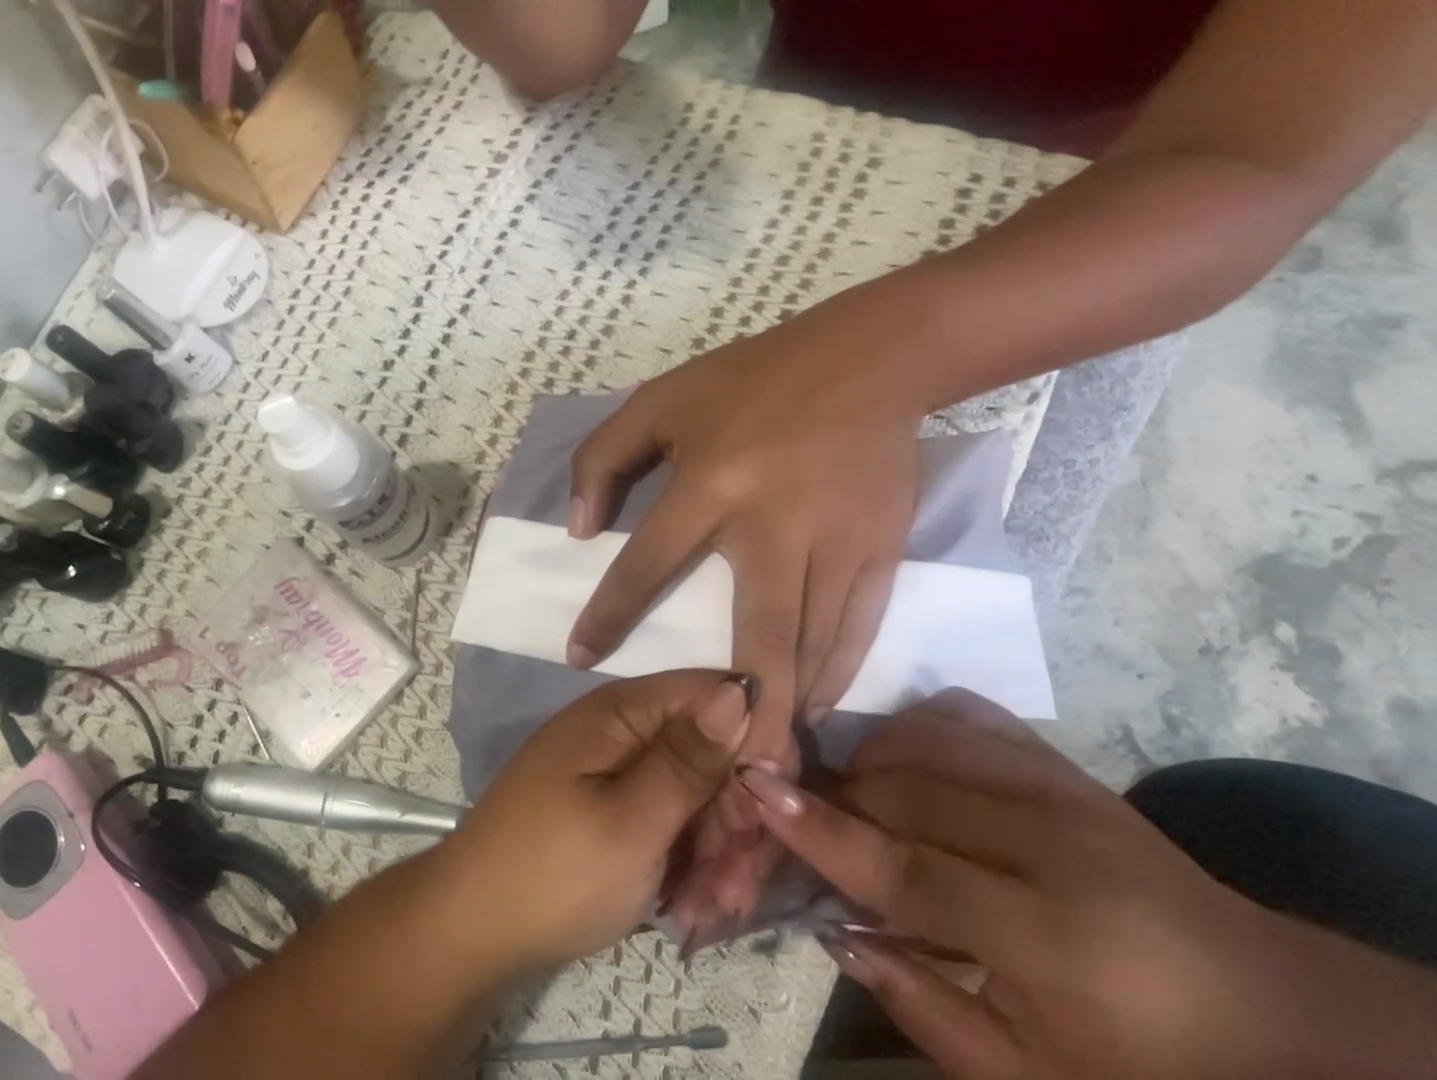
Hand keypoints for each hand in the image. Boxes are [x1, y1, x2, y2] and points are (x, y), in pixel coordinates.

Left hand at [434, 670, 752, 971]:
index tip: (780, 808)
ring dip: (718, 855)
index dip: (758, 742)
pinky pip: (672, 823)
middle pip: (713, 754)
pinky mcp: (614, 812)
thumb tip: (741, 688)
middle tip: (738, 890)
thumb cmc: (553, 875)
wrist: (473, 931)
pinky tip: (691, 909)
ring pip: (699, 797)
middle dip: (737, 821)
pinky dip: (689, 864)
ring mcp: (616, 774)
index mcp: (620, 714)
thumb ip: (688, 760)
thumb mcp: (631, 822)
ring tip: (709, 913)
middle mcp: (620, 732)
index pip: (715, 694)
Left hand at [567, 302, 923, 745]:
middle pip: (758, 636)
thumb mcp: (659, 401)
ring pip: (812, 643)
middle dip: (746, 709)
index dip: (609, 617)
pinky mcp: (882, 550)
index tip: (579, 658)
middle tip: (728, 771)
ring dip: (792, 705)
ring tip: (770, 761)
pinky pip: (858, 625)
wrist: (871, 359)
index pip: (645, 566)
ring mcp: (835, 544)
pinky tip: (817, 704)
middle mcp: (771, 527)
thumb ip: (603, 459)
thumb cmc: (751, 381)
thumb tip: (577, 529)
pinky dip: (837, 670)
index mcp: (709, 486)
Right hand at [742, 689, 1433, 1078]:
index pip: (910, 872)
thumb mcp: (1025, 1073)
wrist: (1265, 1009)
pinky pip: (973, 717)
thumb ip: (920, 1005)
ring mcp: (1068, 793)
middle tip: (787, 808)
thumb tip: (833, 928)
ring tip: (839, 789)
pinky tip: (894, 750)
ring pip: (929, 740)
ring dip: (865, 755)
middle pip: (907, 794)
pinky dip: (917, 721)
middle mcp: (1056, 847)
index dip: (826, 834)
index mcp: (1049, 939)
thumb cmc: (1136, 1058)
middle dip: (832, 794)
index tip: (757, 792)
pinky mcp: (1071, 769)